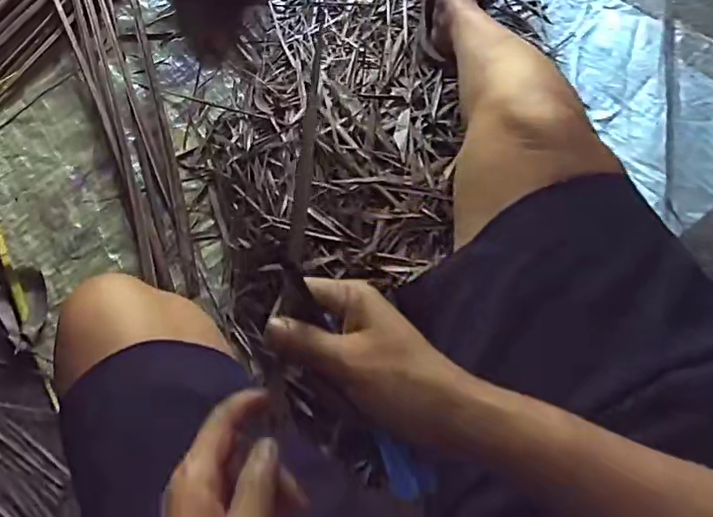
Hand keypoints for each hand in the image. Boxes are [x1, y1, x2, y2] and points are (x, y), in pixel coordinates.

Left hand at [164, 390, 308, 515]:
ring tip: (291, 508)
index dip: (249, 400)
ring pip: (235, 474)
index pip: (221, 416)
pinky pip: (230, 497)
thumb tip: (269, 441)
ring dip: (266, 485)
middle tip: (298, 498)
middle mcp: (189, 478)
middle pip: (234, 448)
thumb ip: (257, 481)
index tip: (277, 395)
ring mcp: (191, 502)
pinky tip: (272, 512)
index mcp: (194, 471)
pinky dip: (254, 500)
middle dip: (269, 463)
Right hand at [265, 278, 475, 448]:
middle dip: (298, 350)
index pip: (302, 290)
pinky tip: (329, 403)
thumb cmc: (403, 384)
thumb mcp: (348, 363)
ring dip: (314, 374)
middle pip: (307, 321)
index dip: (279, 311)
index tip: (257, 339)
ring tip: (312, 393)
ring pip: (318, 350)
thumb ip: (306, 342)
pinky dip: (329, 386)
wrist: (455, 421)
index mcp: (352, 296)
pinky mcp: (365, 365)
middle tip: (285, 375)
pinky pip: (333, 369)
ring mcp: (360, 338)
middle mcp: (354, 309)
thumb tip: (267, 323)